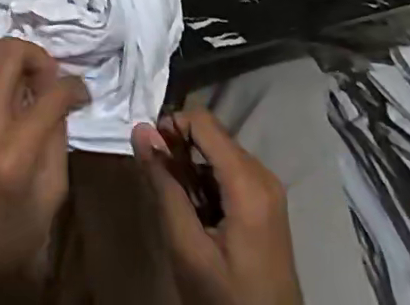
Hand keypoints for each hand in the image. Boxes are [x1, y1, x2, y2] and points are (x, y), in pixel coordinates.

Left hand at [0, 38, 90, 303]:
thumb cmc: (8, 241)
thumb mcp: (50, 194)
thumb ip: (56, 136)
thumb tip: (60, 98)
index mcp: (11, 152)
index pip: (51, 91)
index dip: (75, 85)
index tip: (81, 94)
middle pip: (7, 50)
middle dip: (38, 56)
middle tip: (51, 80)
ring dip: (16, 64)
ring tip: (31, 91)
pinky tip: (8, 108)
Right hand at [134, 109, 302, 304]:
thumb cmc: (225, 298)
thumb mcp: (187, 247)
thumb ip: (164, 185)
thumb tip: (141, 131)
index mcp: (248, 181)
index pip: (204, 122)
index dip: (171, 126)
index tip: (146, 149)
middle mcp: (263, 174)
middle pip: (213, 136)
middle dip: (179, 148)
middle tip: (155, 178)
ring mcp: (268, 188)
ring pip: (220, 153)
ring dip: (191, 166)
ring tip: (173, 199)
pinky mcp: (266, 203)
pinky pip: (231, 172)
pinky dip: (207, 180)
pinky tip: (194, 210)